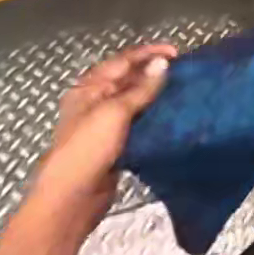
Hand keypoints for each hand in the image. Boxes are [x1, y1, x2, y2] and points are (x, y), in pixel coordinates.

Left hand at [30, 44, 176, 225]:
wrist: (70, 201)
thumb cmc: (88, 149)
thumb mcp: (115, 112)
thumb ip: (142, 87)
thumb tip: (163, 63)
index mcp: (89, 89)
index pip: (123, 60)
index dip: (149, 53)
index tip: (177, 52)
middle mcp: (96, 101)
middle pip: (129, 77)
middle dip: (154, 71)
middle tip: (183, 70)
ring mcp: (106, 123)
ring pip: (136, 99)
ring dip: (157, 92)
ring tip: (183, 87)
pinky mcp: (116, 143)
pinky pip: (139, 120)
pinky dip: (155, 114)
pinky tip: (173, 112)